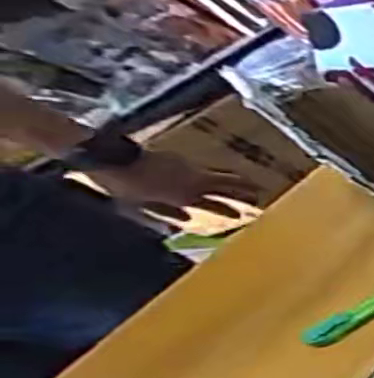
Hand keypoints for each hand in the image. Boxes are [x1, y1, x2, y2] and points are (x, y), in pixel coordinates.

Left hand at [90, 150, 258, 221]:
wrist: (111, 158)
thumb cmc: (122, 185)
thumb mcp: (136, 205)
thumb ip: (163, 213)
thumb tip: (185, 219)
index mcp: (187, 197)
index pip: (218, 206)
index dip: (231, 211)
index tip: (242, 216)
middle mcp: (197, 183)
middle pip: (232, 185)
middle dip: (248, 191)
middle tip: (259, 195)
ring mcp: (192, 169)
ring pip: (224, 175)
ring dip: (239, 181)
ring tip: (248, 184)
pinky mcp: (183, 159)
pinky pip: (207, 169)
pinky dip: (215, 175)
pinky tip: (212, 177)